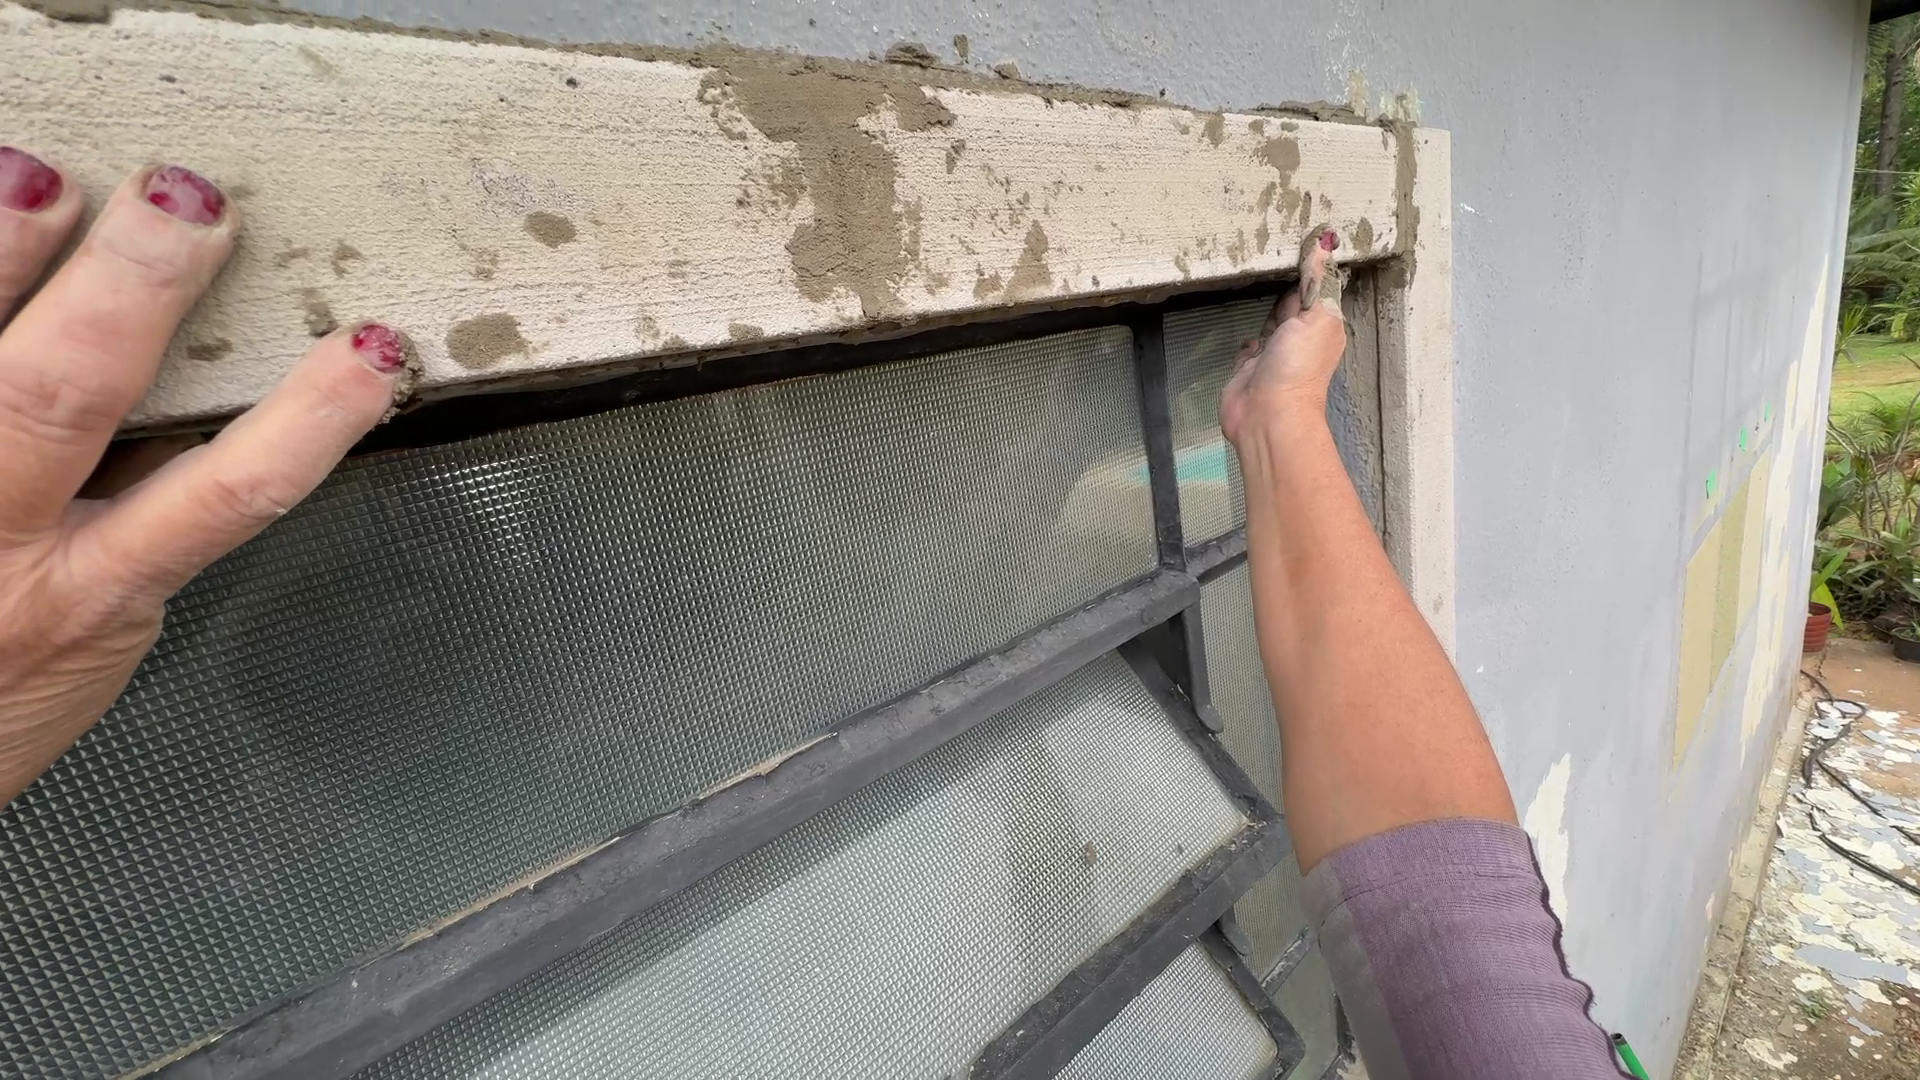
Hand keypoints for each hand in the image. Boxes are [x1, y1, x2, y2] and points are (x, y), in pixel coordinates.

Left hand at [0, 148, 410, 806]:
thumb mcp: (95, 648)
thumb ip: (133, 550)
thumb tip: (184, 452)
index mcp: (88, 592)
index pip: (237, 490)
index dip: (315, 416)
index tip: (373, 352)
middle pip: (71, 396)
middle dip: (134, 290)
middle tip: (188, 202)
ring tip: (32, 175)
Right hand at [1219, 229, 1345, 446]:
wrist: (1265, 413)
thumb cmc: (1296, 366)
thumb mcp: (1317, 318)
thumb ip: (1318, 283)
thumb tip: (1325, 244)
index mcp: (1323, 324)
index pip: (1316, 287)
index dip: (1308, 267)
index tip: (1300, 236)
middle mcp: (1300, 337)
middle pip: (1291, 301)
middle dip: (1283, 284)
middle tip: (1269, 251)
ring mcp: (1273, 353)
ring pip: (1269, 320)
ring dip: (1264, 307)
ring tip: (1251, 277)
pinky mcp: (1248, 366)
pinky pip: (1248, 344)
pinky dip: (1247, 337)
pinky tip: (1243, 324)